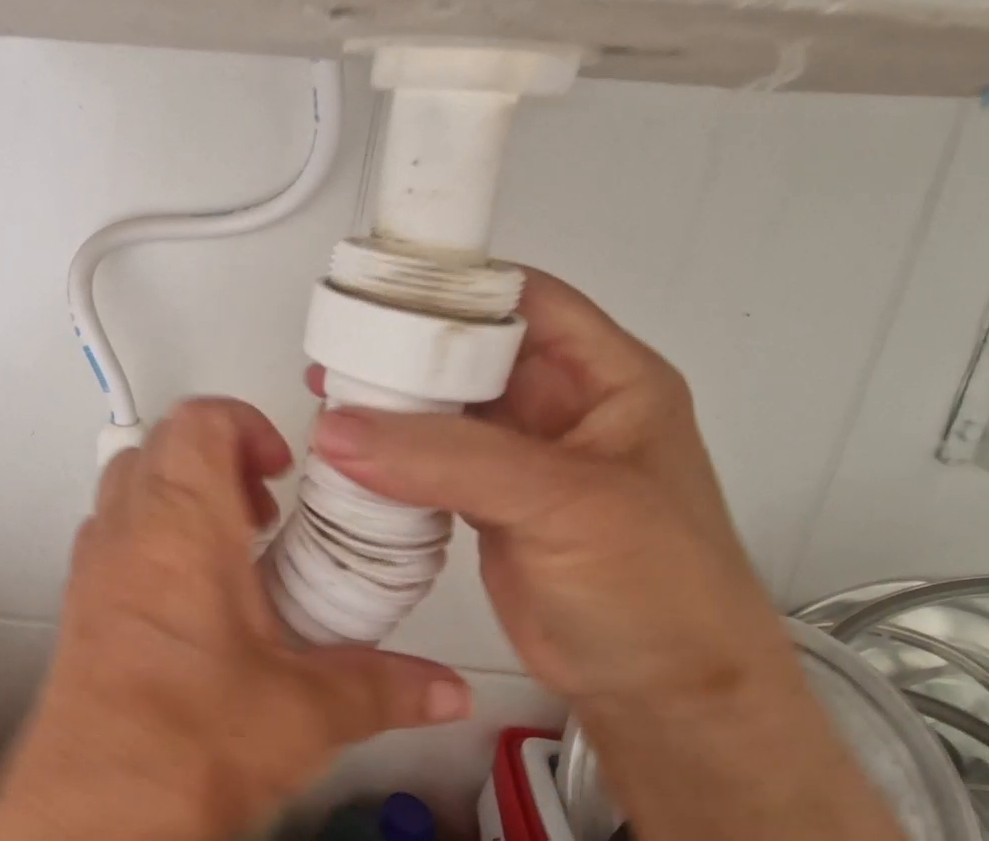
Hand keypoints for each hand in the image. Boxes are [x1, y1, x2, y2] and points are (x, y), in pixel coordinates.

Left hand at [0, 400, 469, 840]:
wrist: (96, 806)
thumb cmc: (183, 744)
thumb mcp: (303, 712)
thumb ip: (382, 686)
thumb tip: (441, 688)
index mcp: (182, 524)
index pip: (201, 421)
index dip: (245, 426)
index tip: (280, 470)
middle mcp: (128, 528)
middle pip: (163, 442)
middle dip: (219, 458)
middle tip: (264, 509)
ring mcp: (94, 561)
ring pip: (131, 480)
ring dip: (181, 492)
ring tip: (234, 549)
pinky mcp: (79, 598)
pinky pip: (113, 531)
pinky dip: (152, 532)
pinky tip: (194, 597)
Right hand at [308, 269, 787, 707]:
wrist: (663, 703)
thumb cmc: (659, 593)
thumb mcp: (567, 504)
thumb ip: (448, 460)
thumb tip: (335, 428)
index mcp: (605, 375)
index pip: (520, 297)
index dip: (451, 284)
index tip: (374, 286)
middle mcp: (558, 402)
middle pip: (464, 347)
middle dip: (400, 344)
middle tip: (335, 344)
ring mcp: (516, 452)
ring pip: (436, 401)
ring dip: (384, 396)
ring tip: (325, 389)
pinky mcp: (481, 497)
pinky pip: (420, 454)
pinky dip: (381, 448)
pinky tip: (341, 446)